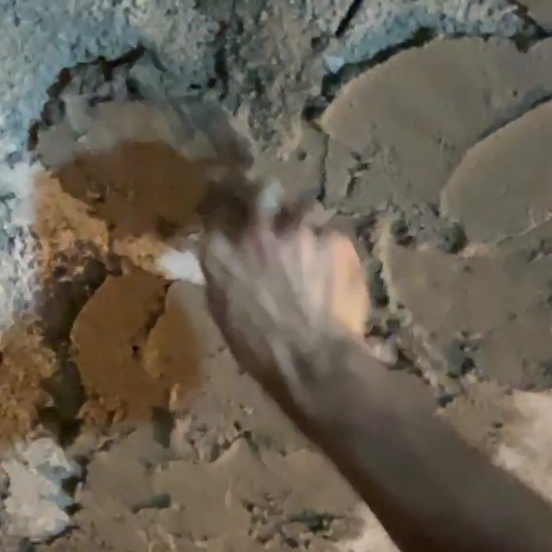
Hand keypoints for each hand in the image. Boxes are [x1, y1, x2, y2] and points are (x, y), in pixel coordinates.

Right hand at [198, 172, 370, 424]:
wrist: (310, 359)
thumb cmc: (257, 347)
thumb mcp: (222, 308)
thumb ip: (222, 272)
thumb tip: (226, 259)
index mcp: (220, 253)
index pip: (215, 211)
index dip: (223, 207)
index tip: (228, 211)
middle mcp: (255, 232)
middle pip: (259, 191)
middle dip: (265, 195)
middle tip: (271, 205)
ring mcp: (298, 231)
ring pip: (302, 207)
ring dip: (303, 219)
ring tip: (309, 239)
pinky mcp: (335, 240)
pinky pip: (332, 233)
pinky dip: (330, 245)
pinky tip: (333, 265)